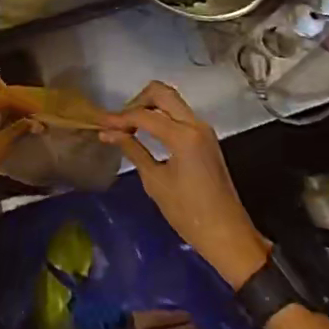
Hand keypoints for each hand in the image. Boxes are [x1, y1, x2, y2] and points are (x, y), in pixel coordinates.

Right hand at [100, 82, 268, 286]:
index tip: (100, 123)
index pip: (144, 115)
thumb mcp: (155, 181)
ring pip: (171, 100)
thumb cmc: (188, 213)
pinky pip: (179, 114)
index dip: (119, 118)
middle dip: (136, 102)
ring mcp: (203, 129)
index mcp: (183, 136)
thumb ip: (132, 150)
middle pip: (161, 93)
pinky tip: (145, 132)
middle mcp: (196, 125)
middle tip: (119, 122)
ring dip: (149, 107)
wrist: (227, 235)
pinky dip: (160, 116)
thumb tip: (108, 133)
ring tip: (129, 127)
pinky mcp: (205, 138)